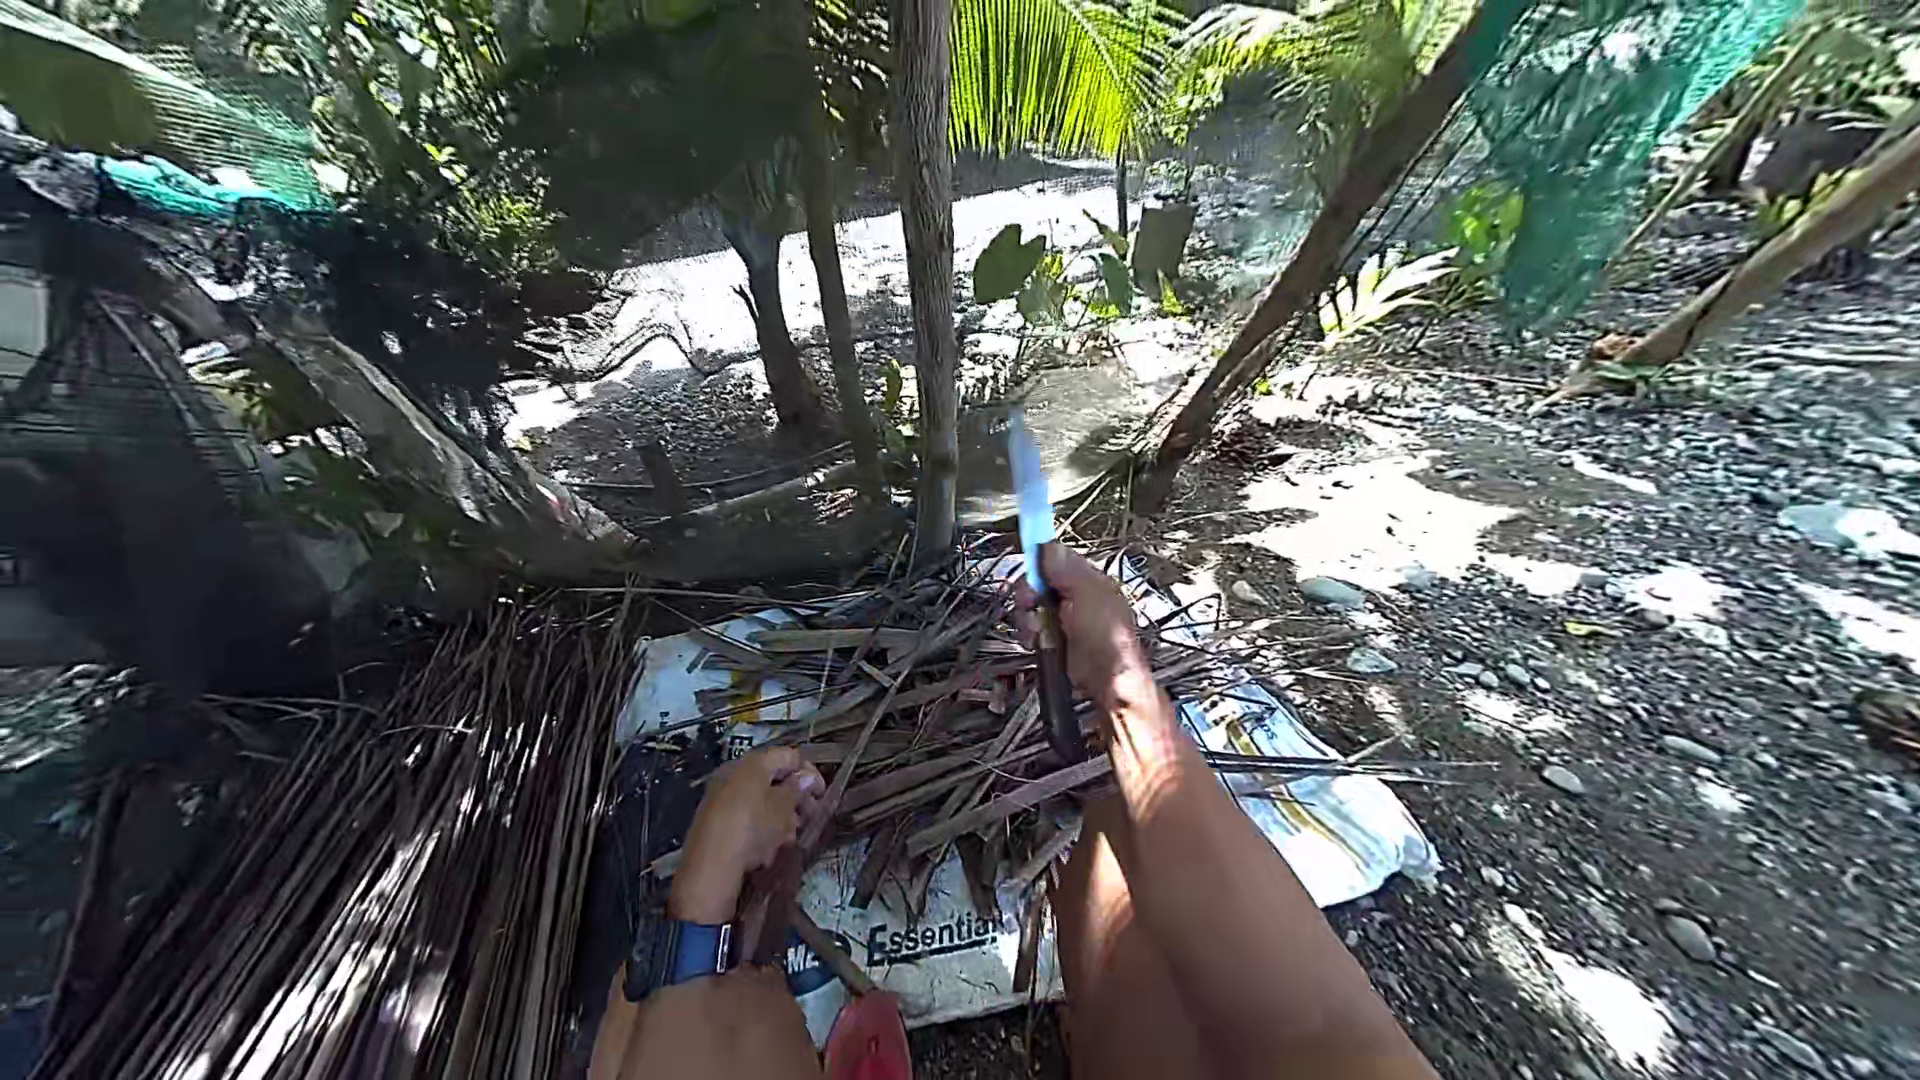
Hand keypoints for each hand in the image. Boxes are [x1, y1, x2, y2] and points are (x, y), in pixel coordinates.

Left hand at [670, 745, 824, 923]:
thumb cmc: (753, 829)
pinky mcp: (712, 820)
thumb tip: (805, 777)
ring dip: (780, 815)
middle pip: (773, 778)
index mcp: (753, 763)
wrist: (709, 869)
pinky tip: (769, 848)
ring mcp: (721, 796)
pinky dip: (760, 825)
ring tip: (789, 837)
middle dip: (794, 797)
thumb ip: (797, 788)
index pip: (789, 756)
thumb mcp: (783, 808)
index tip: (821, 793)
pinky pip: (745, 815)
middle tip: (808, 816)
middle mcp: (734, 773)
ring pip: (760, 799)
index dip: (810, 772)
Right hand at [1014, 544, 1152, 711]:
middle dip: (1028, 593)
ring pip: (1029, 606)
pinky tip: (1036, 640)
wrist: (1107, 683)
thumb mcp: (1090, 595)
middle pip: (1036, 582)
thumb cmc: (1110, 641)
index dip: (1039, 559)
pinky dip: (1028, 633)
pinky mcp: (1052, 638)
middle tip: (1031, 602)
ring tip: (1037, 628)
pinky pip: (1029, 627)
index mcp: (1087, 580)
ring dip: (1027, 617)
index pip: (1055, 558)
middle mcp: (1074, 597)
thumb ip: (1068, 569)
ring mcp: (1062, 618)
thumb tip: (1049, 546)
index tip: (1026, 557)